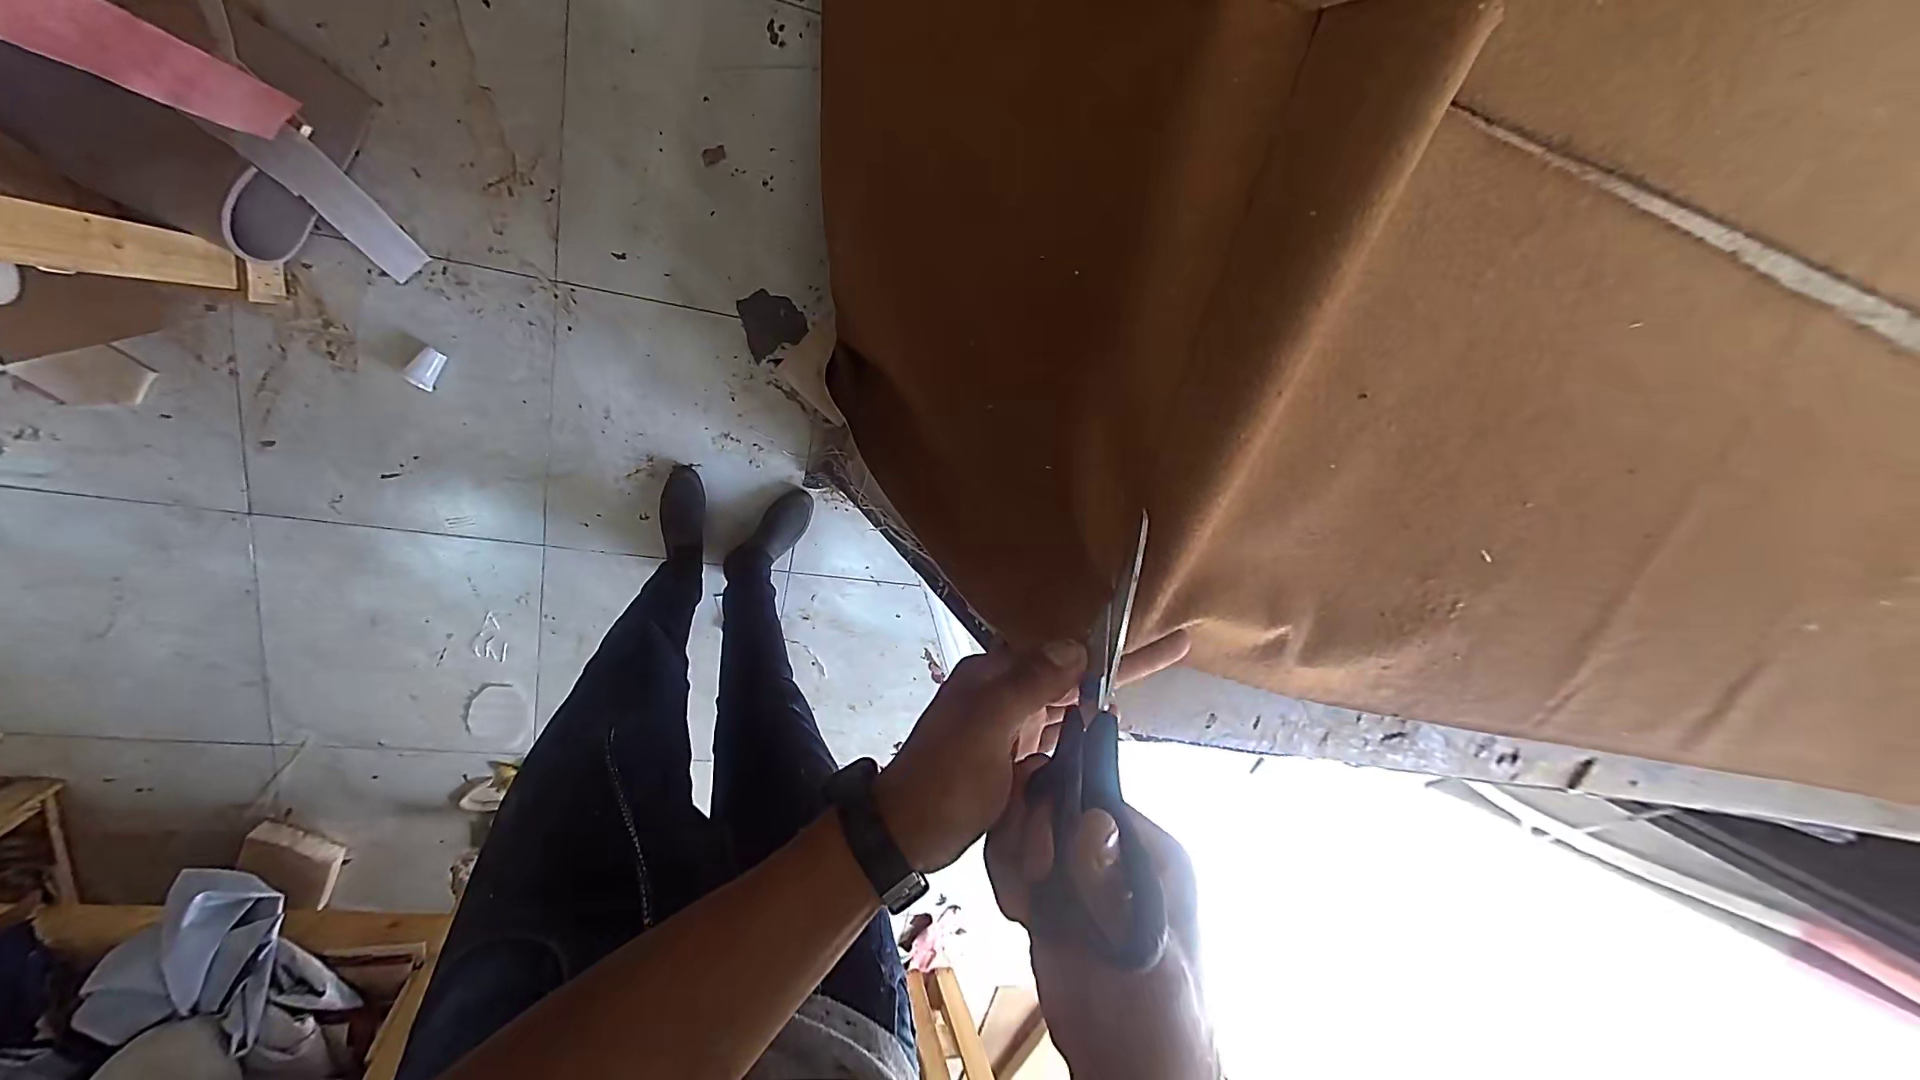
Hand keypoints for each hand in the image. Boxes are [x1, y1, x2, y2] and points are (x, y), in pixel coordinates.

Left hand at [872, 629, 1191, 872]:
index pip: (1064, 654)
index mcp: (995, 674)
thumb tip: (1074, 647)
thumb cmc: (944, 778)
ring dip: (1101, 697)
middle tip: (1172, 650)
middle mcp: (1004, 690)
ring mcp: (1009, 721)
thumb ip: (1028, 685)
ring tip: (1147, 682)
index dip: (1110, 650)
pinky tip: (1105, 730)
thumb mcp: (985, 728)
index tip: (1154, 640)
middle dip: (1117, 666)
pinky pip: (1056, 731)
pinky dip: (1081, 730)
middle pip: (1071, 675)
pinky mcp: (1014, 751)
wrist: (908, 830)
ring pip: (1066, 703)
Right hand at [985, 761, 1216, 1079]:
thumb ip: (1114, 887)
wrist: (1127, 1069)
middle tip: (1034, 881)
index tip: (1043, 855)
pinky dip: (1004, 877)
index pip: (1092, 794)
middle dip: (1029, 837)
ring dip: (1012, 858)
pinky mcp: (1050, 889)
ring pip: (1025, 823)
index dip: (1058, 811)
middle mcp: (1111, 848)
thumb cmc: (1160, 1018)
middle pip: (1051, 800)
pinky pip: (1012, 855)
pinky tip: (1020, 912)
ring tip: (1025, 903)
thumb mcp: (1144, 953)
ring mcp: (1077, 867)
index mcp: (1148, 848)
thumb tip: (1093, 820)